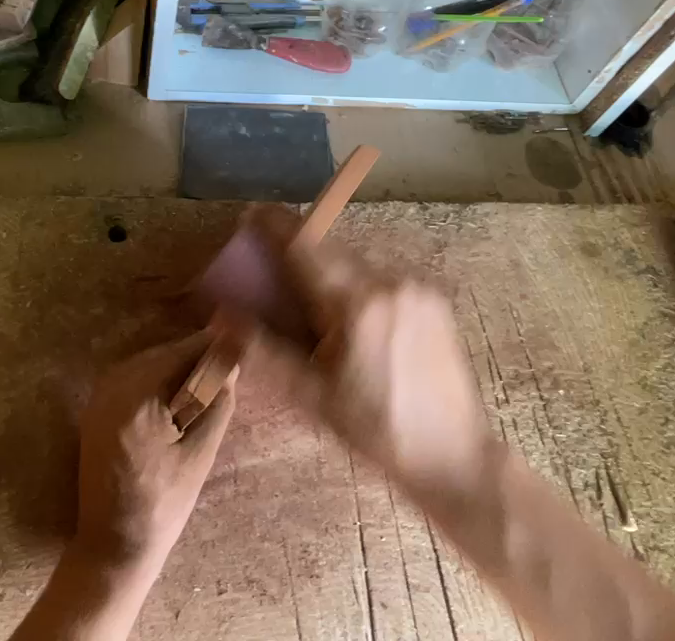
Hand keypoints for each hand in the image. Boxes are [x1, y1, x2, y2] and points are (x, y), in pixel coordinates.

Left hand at [74, 332, 235, 568]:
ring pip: (147, 362)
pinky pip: (132, 378)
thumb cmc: (163, 505)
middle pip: (162, 353)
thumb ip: (217, 403)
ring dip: (176, 366)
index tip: (239, 342)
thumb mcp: (199, 454)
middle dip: (194, 355)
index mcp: (137, 396)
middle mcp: (112, 386)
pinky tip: (178, 396)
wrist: (113, 544)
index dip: (211, 345)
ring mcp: (99, 395)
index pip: (181, 352)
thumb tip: (230, 364)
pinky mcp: (95, 407)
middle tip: (228, 363)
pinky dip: (157, 379)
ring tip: (209, 380)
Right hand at [214, 206, 494, 500]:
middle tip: (269, 269)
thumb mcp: (311, 397)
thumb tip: (217, 317)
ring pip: (355, 261)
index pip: (305, 243)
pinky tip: (346, 316)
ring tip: (307, 298)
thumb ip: (262, 351)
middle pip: (329, 249)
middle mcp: (390, 281)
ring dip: (326, 268)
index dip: (274, 223)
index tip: (249, 215)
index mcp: (358, 302)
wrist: (456, 458)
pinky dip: (354, 282)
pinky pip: (380, 275)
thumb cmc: (377, 431)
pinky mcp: (433, 298)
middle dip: (296, 250)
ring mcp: (417, 286)